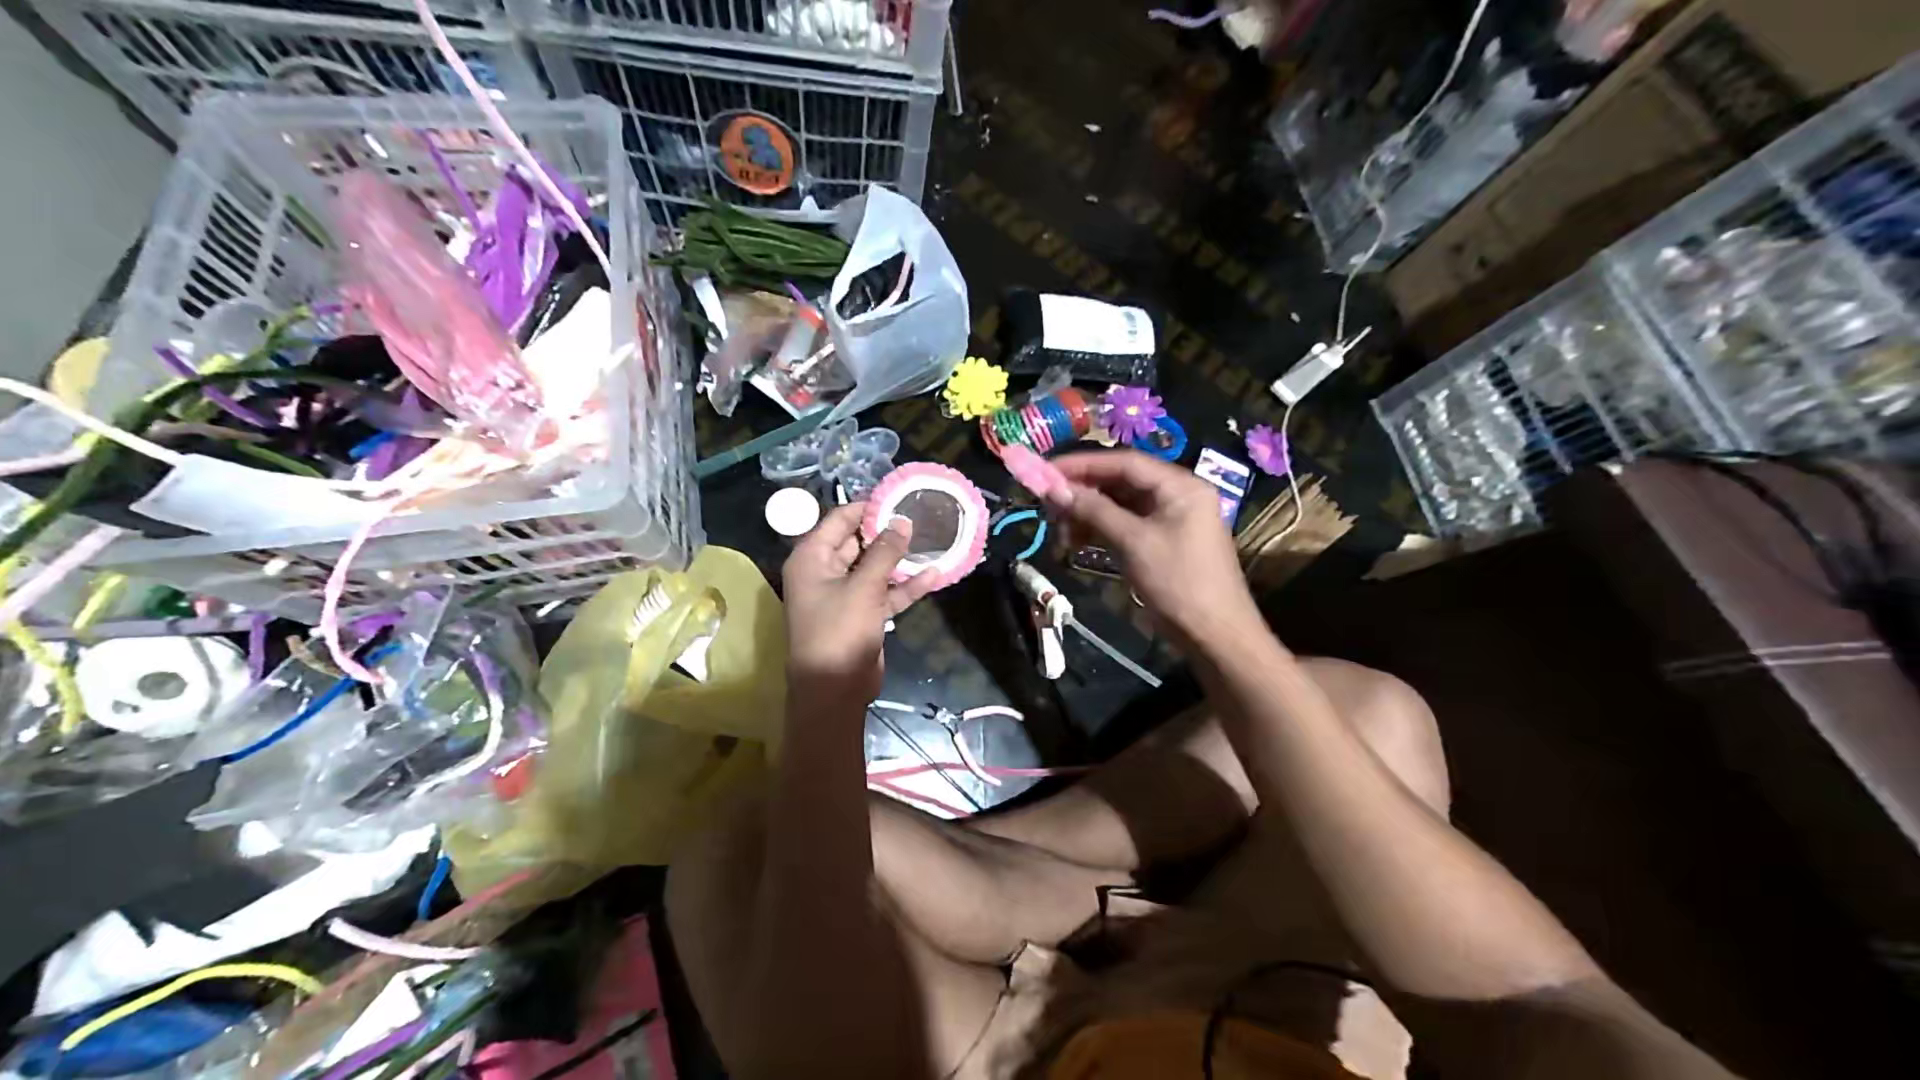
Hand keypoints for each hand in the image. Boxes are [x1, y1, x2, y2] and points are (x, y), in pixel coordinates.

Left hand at [781, 501, 937, 699]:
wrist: (834, 689)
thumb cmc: (839, 631)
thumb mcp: (863, 587)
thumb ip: (885, 552)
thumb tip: (902, 521)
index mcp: (812, 558)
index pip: (840, 520)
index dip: (868, 507)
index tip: (899, 497)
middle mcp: (825, 572)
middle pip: (859, 541)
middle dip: (888, 531)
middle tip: (922, 515)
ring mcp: (845, 594)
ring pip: (875, 568)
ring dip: (901, 559)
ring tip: (933, 539)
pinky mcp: (863, 614)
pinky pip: (885, 592)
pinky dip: (905, 586)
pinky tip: (935, 574)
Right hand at [1044, 450, 1262, 650]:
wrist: (1214, 635)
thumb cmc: (1178, 583)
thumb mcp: (1134, 542)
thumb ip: (1094, 510)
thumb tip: (1054, 489)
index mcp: (1179, 486)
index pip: (1124, 462)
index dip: (1082, 464)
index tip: (1046, 471)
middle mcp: (1175, 495)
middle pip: (1121, 481)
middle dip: (1083, 490)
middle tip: (1047, 503)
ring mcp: (1169, 520)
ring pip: (1119, 504)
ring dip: (1087, 512)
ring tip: (1059, 528)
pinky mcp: (1161, 542)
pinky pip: (1125, 525)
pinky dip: (1100, 529)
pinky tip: (1075, 540)